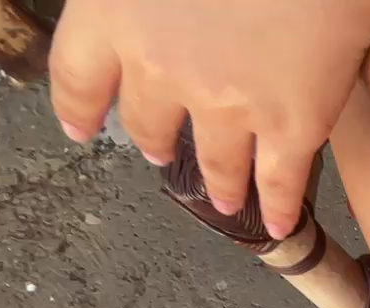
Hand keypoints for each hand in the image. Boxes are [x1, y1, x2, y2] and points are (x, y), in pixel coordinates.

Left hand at [49, 0, 369, 238]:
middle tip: (163, 154)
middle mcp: (164, 70)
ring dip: (219, 185)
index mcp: (114, 15)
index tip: (79, 131)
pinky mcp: (291, 131)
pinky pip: (280, 182)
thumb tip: (135, 15)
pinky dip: (277, 209)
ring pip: (218, 163)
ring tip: (224, 199)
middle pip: (151, 124)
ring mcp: (231, 108)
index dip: (78, 108)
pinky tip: (277, 224)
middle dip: (155, 142)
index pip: (78, 75)